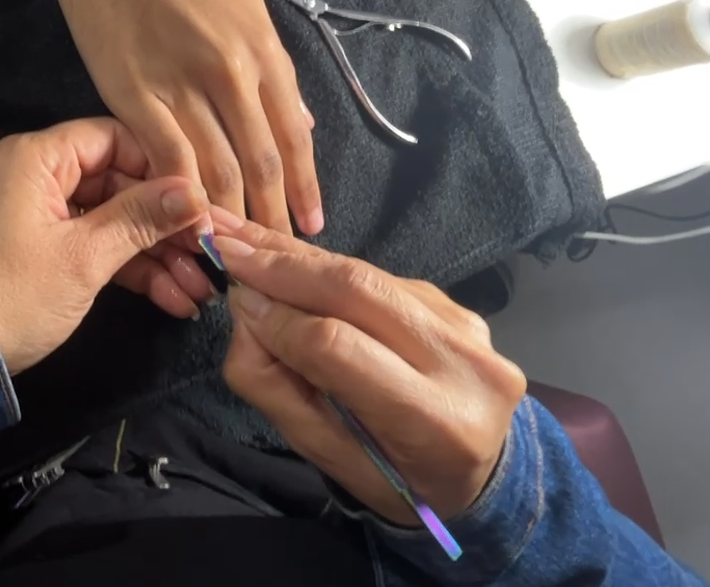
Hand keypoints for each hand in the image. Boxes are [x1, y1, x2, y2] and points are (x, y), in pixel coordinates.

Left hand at [0, 118, 209, 372]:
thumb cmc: (14, 292)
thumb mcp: (83, 256)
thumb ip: (141, 218)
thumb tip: (195, 192)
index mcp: (39, 158)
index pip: (113, 138)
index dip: (160, 166)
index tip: (202, 199)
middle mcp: (40, 175)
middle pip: (119, 182)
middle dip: (165, 223)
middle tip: (209, 254)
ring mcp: (43, 213)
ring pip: (113, 219)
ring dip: (155, 253)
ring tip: (200, 289)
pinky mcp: (45, 248)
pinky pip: (95, 245)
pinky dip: (129, 269)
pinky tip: (172, 299)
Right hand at [32, 0, 321, 249]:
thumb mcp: (241, 1)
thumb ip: (271, 65)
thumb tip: (300, 121)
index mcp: (262, 46)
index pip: (294, 133)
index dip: (305, 186)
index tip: (312, 225)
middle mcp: (233, 71)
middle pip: (261, 161)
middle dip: (273, 215)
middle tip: (277, 257)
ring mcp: (183, 84)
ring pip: (218, 169)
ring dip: (231, 217)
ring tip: (238, 254)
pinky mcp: (134, 95)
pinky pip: (168, 158)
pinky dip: (182, 198)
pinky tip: (189, 226)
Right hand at [211, 212, 525, 522]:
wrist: (483, 475)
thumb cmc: (395, 476)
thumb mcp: (326, 454)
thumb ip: (274, 384)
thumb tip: (244, 307)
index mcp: (436, 422)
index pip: (337, 346)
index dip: (278, 318)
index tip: (233, 296)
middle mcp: (462, 364)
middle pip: (355, 289)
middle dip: (282, 265)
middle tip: (227, 245)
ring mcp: (465, 326)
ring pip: (363, 272)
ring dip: (296, 253)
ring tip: (243, 233)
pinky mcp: (455, 304)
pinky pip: (375, 274)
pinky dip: (323, 264)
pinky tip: (284, 253)